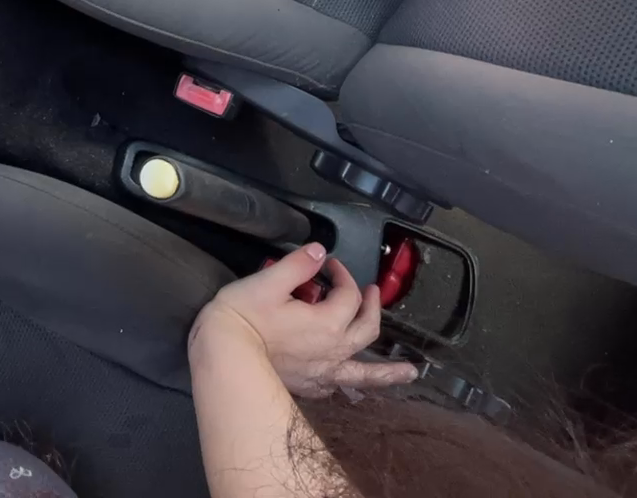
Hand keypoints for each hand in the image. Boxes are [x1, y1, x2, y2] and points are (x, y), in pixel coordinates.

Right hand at [190, 243, 418, 398]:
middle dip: (372, 307)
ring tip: (410, 371)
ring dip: (389, 370)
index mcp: (328, 322)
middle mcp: (335, 349)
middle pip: (366, 328)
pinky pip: (339, 385)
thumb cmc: (244, 313)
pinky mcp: (311, 385)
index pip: (347, 294)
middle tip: (372, 292)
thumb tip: (320, 250)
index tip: (329, 262)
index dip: (342, 274)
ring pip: (366, 371)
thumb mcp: (267, 281)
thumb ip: (297, 265)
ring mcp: (325, 372)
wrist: (226, 352)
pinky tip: (347, 383)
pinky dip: (349, 382)